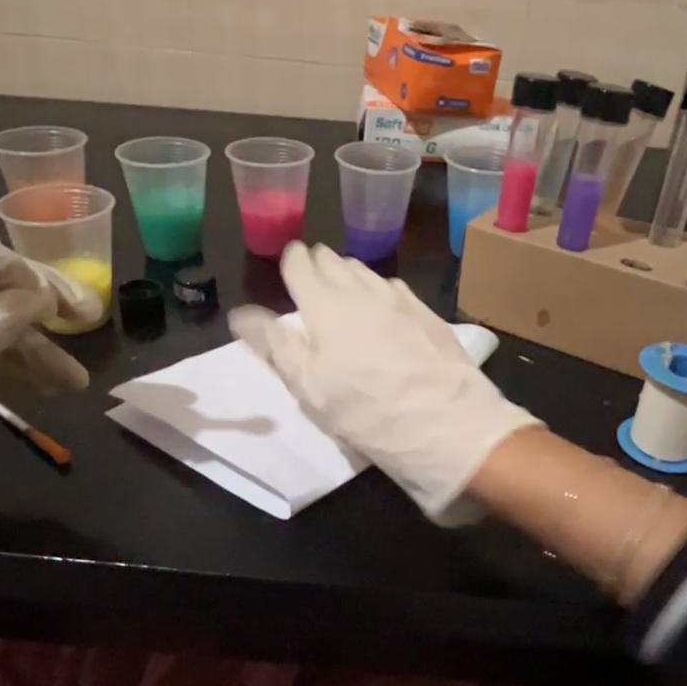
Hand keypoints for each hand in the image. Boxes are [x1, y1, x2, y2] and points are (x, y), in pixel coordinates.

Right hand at [229, 242, 538, 520]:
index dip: (292, 261)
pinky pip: (395, 289)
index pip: (300, 263)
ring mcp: (401, 299)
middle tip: (313, 278)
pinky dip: (380, 291)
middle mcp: (363, 289)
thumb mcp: (308, 385)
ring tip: (344, 289)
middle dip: (320, 264)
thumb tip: (240, 313)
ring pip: (367, 272)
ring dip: (350, 274)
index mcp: (326, 303)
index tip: (290, 265)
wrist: (446, 424)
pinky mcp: (429, 313)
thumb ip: (273, 343)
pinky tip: (384, 306)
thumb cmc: (365, 410)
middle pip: (335, 261)